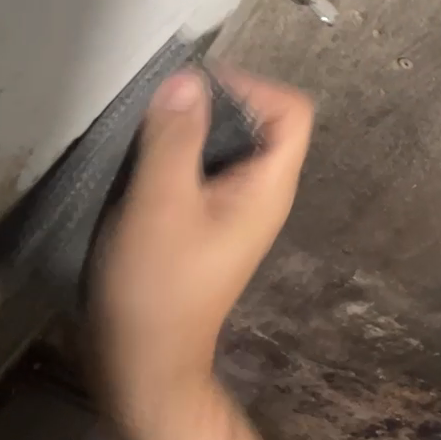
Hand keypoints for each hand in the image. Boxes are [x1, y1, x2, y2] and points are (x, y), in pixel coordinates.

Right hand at [90, 66, 313, 412]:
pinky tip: (146, 158)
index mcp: (270, 186)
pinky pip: (209, 169)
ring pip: (233, 145)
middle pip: (265, 123)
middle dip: (219, 102)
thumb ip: (175, 140)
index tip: (197, 88)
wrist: (147, 359)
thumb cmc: (157, 285)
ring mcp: (240, 208)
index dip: (254, 87)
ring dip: (196, 128)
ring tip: (149, 126)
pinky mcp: (212, 220)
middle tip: (165, 103)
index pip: (294, 112)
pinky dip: (184, 153)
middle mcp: (265, 192)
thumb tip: (189, 80)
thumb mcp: (160, 204)